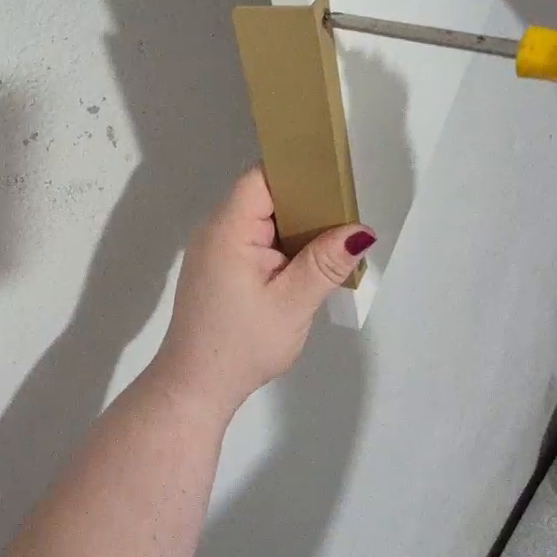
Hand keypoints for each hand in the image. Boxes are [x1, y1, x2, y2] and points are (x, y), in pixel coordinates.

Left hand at [149, 167, 373, 416]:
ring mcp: (215, 249)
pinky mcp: (219, 268)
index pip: (261, 178)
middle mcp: (215, 230)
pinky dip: (282, 245)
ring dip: (295, 227)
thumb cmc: (242, 344)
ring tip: (337, 233)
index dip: (296, 171)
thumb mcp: (293, 303)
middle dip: (304, 201)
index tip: (334, 175)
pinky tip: (309, 259)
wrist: (196, 385)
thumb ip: (326, 262)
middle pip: (263, 196)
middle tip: (348, 209)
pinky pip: (254, 241)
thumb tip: (360, 231)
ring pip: (262, 220)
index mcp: (228, 228)